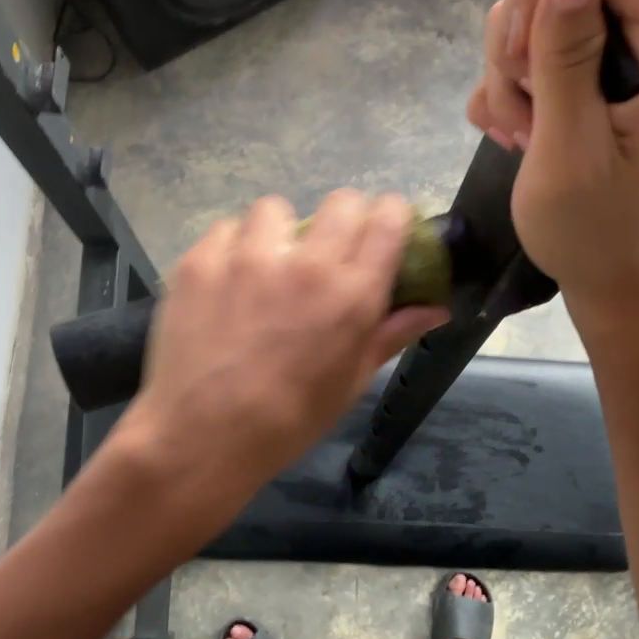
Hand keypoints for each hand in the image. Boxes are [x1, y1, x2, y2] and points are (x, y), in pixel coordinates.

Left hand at [116, 192, 449, 508]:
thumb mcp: (351, 382)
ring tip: (266, 270)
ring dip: (279, 234)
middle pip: (341, 202)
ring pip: (276, 209)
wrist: (202, 436)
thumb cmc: (289, 421)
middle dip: (343, 220)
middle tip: (328, 255)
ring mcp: (248, 257)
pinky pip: (226, 231)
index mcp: (352, 295)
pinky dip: (232, 251)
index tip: (384, 233)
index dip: (392, 217)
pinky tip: (226, 286)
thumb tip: (437, 308)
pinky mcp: (201, 261)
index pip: (388, 219)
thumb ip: (392, 333)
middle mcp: (306, 263)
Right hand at [466, 0, 638, 314]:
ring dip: (508, 72)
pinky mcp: (576, 80)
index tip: (529, 49)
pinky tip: (517, 138)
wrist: (604, 280)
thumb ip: (568, 52)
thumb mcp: (571, 146)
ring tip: (524, 134)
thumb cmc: (593, 229)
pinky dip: (506, 94)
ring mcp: (606, 56)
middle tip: (525, 101)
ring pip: (531, 10)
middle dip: (522, 32)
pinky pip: (521, 52)